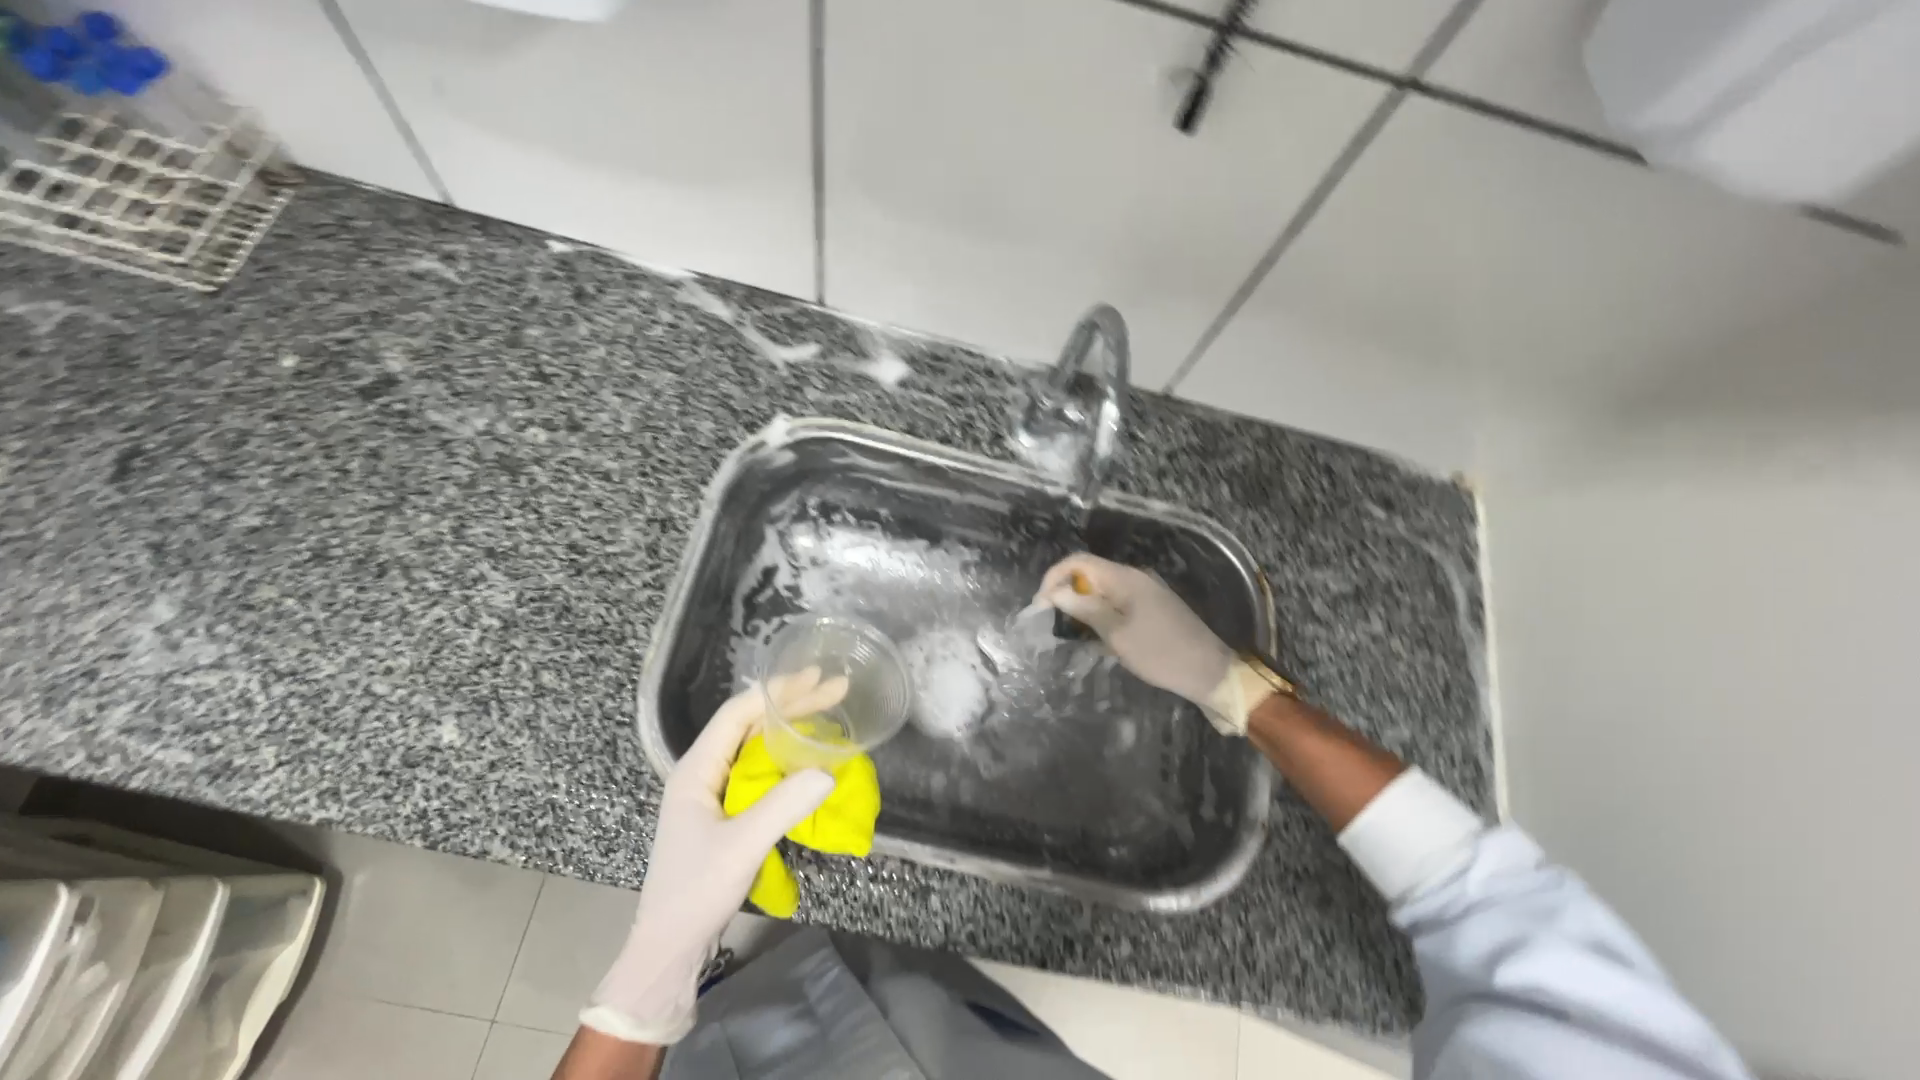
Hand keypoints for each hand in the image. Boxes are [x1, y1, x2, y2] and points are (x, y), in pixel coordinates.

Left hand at [580, 670, 844, 1044]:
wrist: (668, 948)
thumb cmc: (696, 892)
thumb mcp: (743, 846)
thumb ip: (784, 805)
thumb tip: (829, 771)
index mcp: (695, 770)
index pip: (737, 714)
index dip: (776, 692)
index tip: (815, 678)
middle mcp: (701, 774)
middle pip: (747, 725)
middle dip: (790, 705)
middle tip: (834, 690)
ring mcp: (710, 795)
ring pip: (753, 748)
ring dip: (789, 730)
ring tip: (827, 715)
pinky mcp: (722, 816)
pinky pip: (757, 773)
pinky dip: (785, 760)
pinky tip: (807, 761)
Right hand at [1034, 554, 1231, 706]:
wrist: (1209, 672)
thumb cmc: (1161, 654)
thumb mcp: (1117, 635)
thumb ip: (1086, 610)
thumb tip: (1056, 593)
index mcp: (1126, 579)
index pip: (1078, 562)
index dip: (1054, 578)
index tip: (1040, 606)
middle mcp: (1135, 578)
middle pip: (1089, 574)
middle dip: (1066, 593)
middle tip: (1050, 622)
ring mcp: (1145, 593)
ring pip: (1102, 591)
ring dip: (1083, 607)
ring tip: (1070, 633)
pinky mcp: (1151, 608)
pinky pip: (1117, 604)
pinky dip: (1101, 616)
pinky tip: (1096, 640)